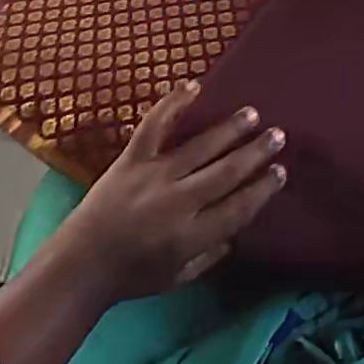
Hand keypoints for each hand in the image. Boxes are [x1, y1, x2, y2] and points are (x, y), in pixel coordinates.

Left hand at [46, 81, 286, 301]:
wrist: (82, 262)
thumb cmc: (132, 274)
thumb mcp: (178, 277)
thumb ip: (210, 254)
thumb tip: (236, 231)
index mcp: (191, 236)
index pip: (238, 208)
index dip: (263, 188)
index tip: (281, 171)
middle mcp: (178, 202)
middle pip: (226, 172)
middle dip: (255, 153)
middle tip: (278, 135)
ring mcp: (154, 175)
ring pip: (200, 146)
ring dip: (229, 128)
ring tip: (252, 114)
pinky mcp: (132, 157)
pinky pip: (156, 124)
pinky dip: (173, 102)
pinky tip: (194, 86)